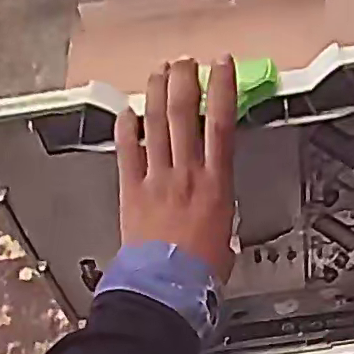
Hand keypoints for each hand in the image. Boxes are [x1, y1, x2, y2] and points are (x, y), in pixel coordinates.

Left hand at [116, 56, 237, 283]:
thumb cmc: (198, 273)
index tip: (222, 65)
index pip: (222, 121)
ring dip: (156, 91)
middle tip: (185, 65)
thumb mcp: (226, 241)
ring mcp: (156, 179)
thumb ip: (221, 218)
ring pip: (155, 120)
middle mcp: (186, 174)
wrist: (167, 289)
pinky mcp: (131, 191)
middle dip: (184, 78)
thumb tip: (221, 220)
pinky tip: (128, 113)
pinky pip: (127, 149)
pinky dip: (127, 126)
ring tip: (159, 73)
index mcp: (216, 185)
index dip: (222, 85)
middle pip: (184, 109)